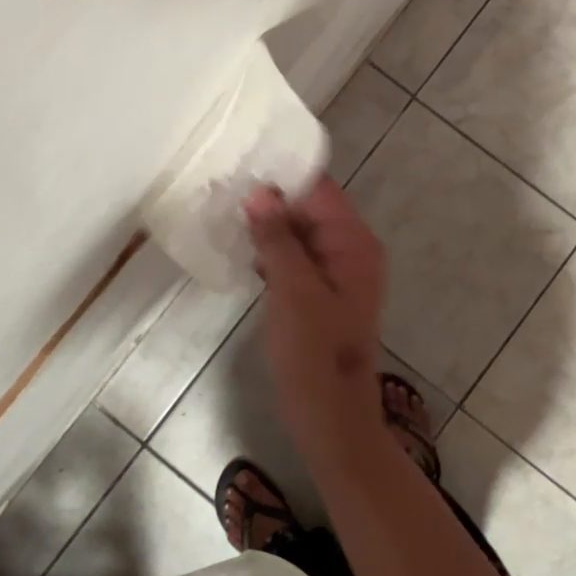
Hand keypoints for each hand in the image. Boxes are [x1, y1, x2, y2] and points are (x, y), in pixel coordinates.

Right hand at [244, 178, 385, 429]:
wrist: (330, 418)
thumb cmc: (315, 355)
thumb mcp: (293, 292)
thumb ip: (278, 239)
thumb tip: (259, 191)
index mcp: (354, 243)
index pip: (320, 189)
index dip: (283, 173)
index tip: (242, 157)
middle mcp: (350, 249)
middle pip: (309, 207)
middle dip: (270, 198)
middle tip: (221, 183)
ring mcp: (335, 272)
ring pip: (299, 233)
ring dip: (267, 225)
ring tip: (222, 208)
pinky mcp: (319, 293)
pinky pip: (295, 258)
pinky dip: (271, 251)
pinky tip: (240, 248)